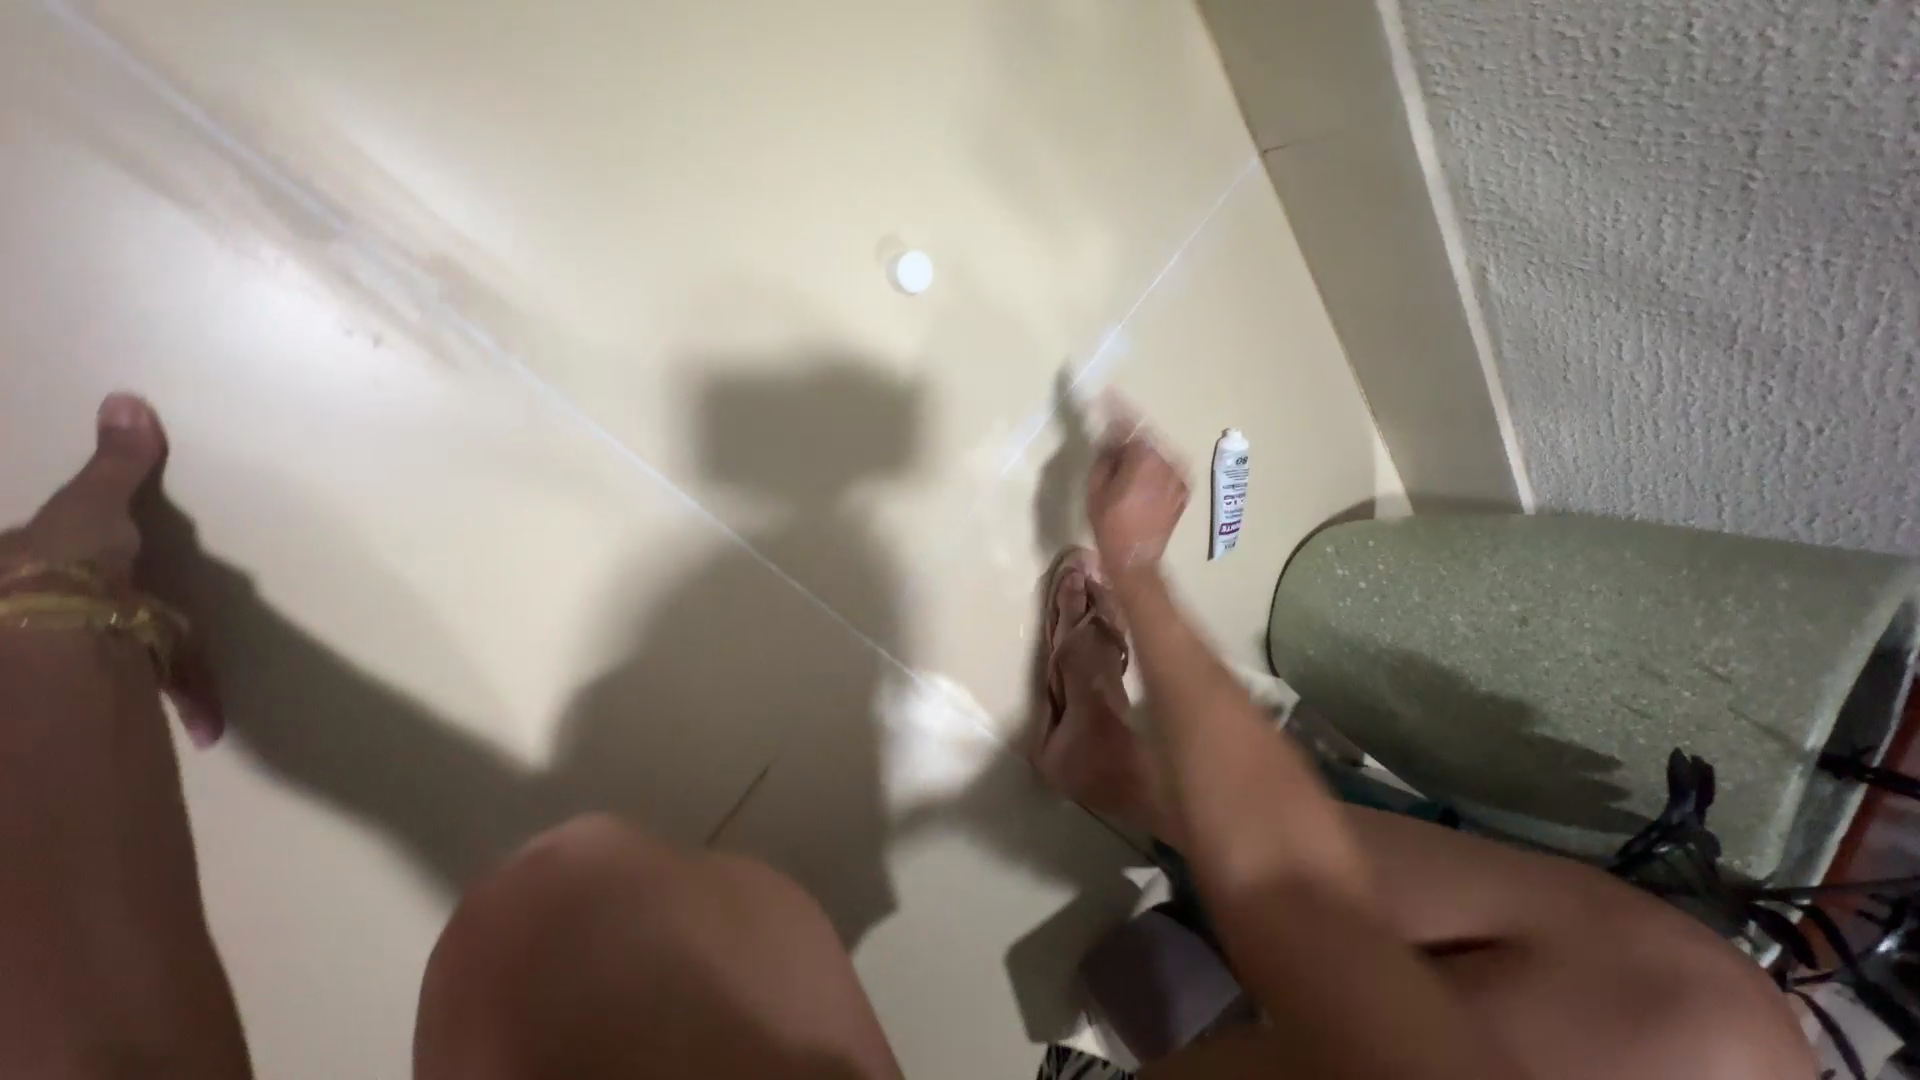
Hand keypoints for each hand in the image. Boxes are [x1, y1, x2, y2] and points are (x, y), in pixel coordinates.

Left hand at [0, 394, 221, 745]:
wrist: (60, 637)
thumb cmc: (61, 570)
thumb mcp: (90, 509)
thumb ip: (114, 466)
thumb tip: (126, 398)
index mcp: (15, 579)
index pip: (22, 566)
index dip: (43, 563)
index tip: (79, 565)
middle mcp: (27, 623)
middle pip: (54, 622)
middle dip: (87, 630)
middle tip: (123, 622)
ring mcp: (58, 667)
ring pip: (106, 669)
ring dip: (138, 679)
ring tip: (172, 684)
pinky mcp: (103, 698)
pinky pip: (150, 701)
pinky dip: (188, 708)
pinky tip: (212, 727)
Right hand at [1085, 403, 1188, 578]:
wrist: (1136, 559)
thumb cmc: (1110, 525)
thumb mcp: (1096, 488)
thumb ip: (1105, 456)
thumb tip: (1111, 440)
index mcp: (1145, 458)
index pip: (1130, 423)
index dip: (1117, 408)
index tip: (1106, 395)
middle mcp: (1168, 462)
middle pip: (1145, 439)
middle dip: (1129, 439)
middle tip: (1111, 448)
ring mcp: (1179, 477)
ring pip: (1156, 455)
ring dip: (1141, 456)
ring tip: (1124, 472)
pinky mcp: (1183, 490)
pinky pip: (1165, 471)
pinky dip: (1153, 471)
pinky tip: (1140, 486)